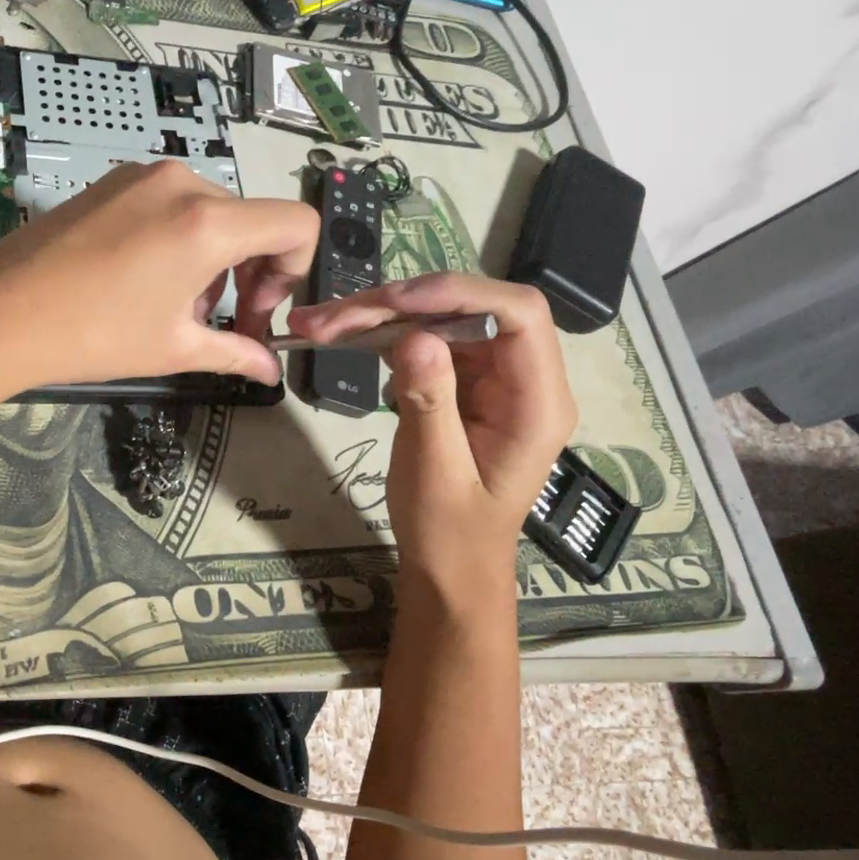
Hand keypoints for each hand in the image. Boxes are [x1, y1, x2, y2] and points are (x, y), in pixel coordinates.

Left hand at [0, 160, 318, 395]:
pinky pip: (167, 204)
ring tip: (170, 307)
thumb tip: (269, 372)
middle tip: (217, 322)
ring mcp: (140, 177)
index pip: (296, 223)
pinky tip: (139, 280)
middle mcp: (181, 183)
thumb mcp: (172, 348)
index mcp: (208, 221)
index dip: (294, 270)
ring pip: (207, 212)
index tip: (258, 310)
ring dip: (209, 259)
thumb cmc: (93, 335)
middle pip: (250, 219)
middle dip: (247, 273)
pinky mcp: (110, 182)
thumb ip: (234, 353)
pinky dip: (175, 239)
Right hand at [286, 273, 576, 609]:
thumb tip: (414, 338)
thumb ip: (430, 402)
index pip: (519, 316)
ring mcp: (490, 378)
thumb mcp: (435, 472)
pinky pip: (425, 342)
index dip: (459, 294)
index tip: (394, 300)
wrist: (449, 565)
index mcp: (537, 402)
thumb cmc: (450, 531)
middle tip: (332, 318)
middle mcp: (520, 378)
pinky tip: (342, 338)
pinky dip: (381, 336)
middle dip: (400, 304)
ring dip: (380, 316)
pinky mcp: (461, 382)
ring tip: (320, 325)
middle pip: (470, 310)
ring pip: (440, 320)